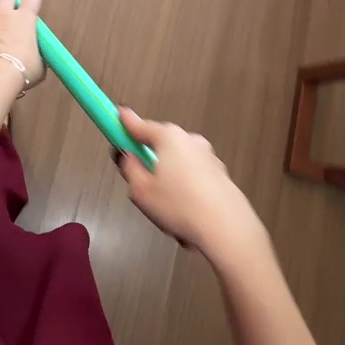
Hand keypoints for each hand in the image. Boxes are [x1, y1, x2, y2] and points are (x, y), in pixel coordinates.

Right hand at [113, 108, 268, 263]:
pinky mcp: (221, 177)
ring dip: (170, 185)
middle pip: (161, 147)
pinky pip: (194, 182)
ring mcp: (209, 158)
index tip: (116, 115)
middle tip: (144, 190)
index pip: (139, 125)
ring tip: (169, 216)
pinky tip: (188, 221)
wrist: (228, 229)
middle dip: (150, 165)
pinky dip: (187, 196)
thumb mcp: (141, 191)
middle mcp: (190, 140)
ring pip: (178, 168)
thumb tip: (128, 155)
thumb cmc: (178, 205)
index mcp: (169, 138)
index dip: (124, 123)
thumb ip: (129, 169)